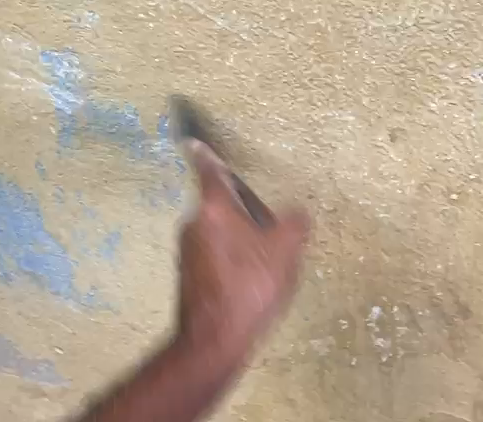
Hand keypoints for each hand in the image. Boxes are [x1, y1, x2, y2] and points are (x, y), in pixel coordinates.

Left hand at [173, 141, 310, 367]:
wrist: (214, 342)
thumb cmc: (249, 285)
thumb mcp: (286, 248)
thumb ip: (295, 222)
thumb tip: (295, 215)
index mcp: (214, 207)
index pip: (210, 171)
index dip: (205, 154)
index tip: (192, 140)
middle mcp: (194, 223)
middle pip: (220, 204)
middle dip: (242, 211)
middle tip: (267, 227)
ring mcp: (187, 253)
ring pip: (218, 232)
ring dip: (238, 238)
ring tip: (264, 262)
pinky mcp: (188, 278)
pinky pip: (214, 255)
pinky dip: (231, 260)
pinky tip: (250, 282)